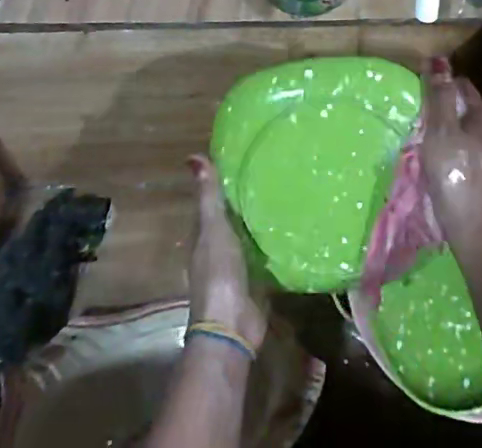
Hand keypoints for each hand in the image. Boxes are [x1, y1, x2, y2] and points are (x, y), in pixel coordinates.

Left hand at [185, 155, 267, 347]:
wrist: (231, 323)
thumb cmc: (218, 271)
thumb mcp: (213, 228)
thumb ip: (208, 197)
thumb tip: (192, 157)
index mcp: (204, 236)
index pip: (212, 204)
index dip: (222, 185)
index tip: (242, 162)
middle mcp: (218, 250)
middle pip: (231, 220)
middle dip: (245, 203)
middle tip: (271, 177)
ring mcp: (237, 269)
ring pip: (247, 238)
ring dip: (259, 223)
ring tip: (284, 200)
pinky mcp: (255, 283)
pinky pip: (264, 257)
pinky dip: (272, 245)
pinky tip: (289, 235)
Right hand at [418, 56, 481, 248]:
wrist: (467, 224)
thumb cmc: (453, 171)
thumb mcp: (442, 128)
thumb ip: (440, 95)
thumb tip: (438, 60)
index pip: (462, 85)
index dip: (441, 83)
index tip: (419, 91)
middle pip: (460, 105)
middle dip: (439, 106)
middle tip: (417, 114)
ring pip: (458, 126)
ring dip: (439, 126)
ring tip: (419, 134)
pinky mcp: (475, 170)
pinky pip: (457, 145)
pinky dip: (443, 144)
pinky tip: (429, 154)